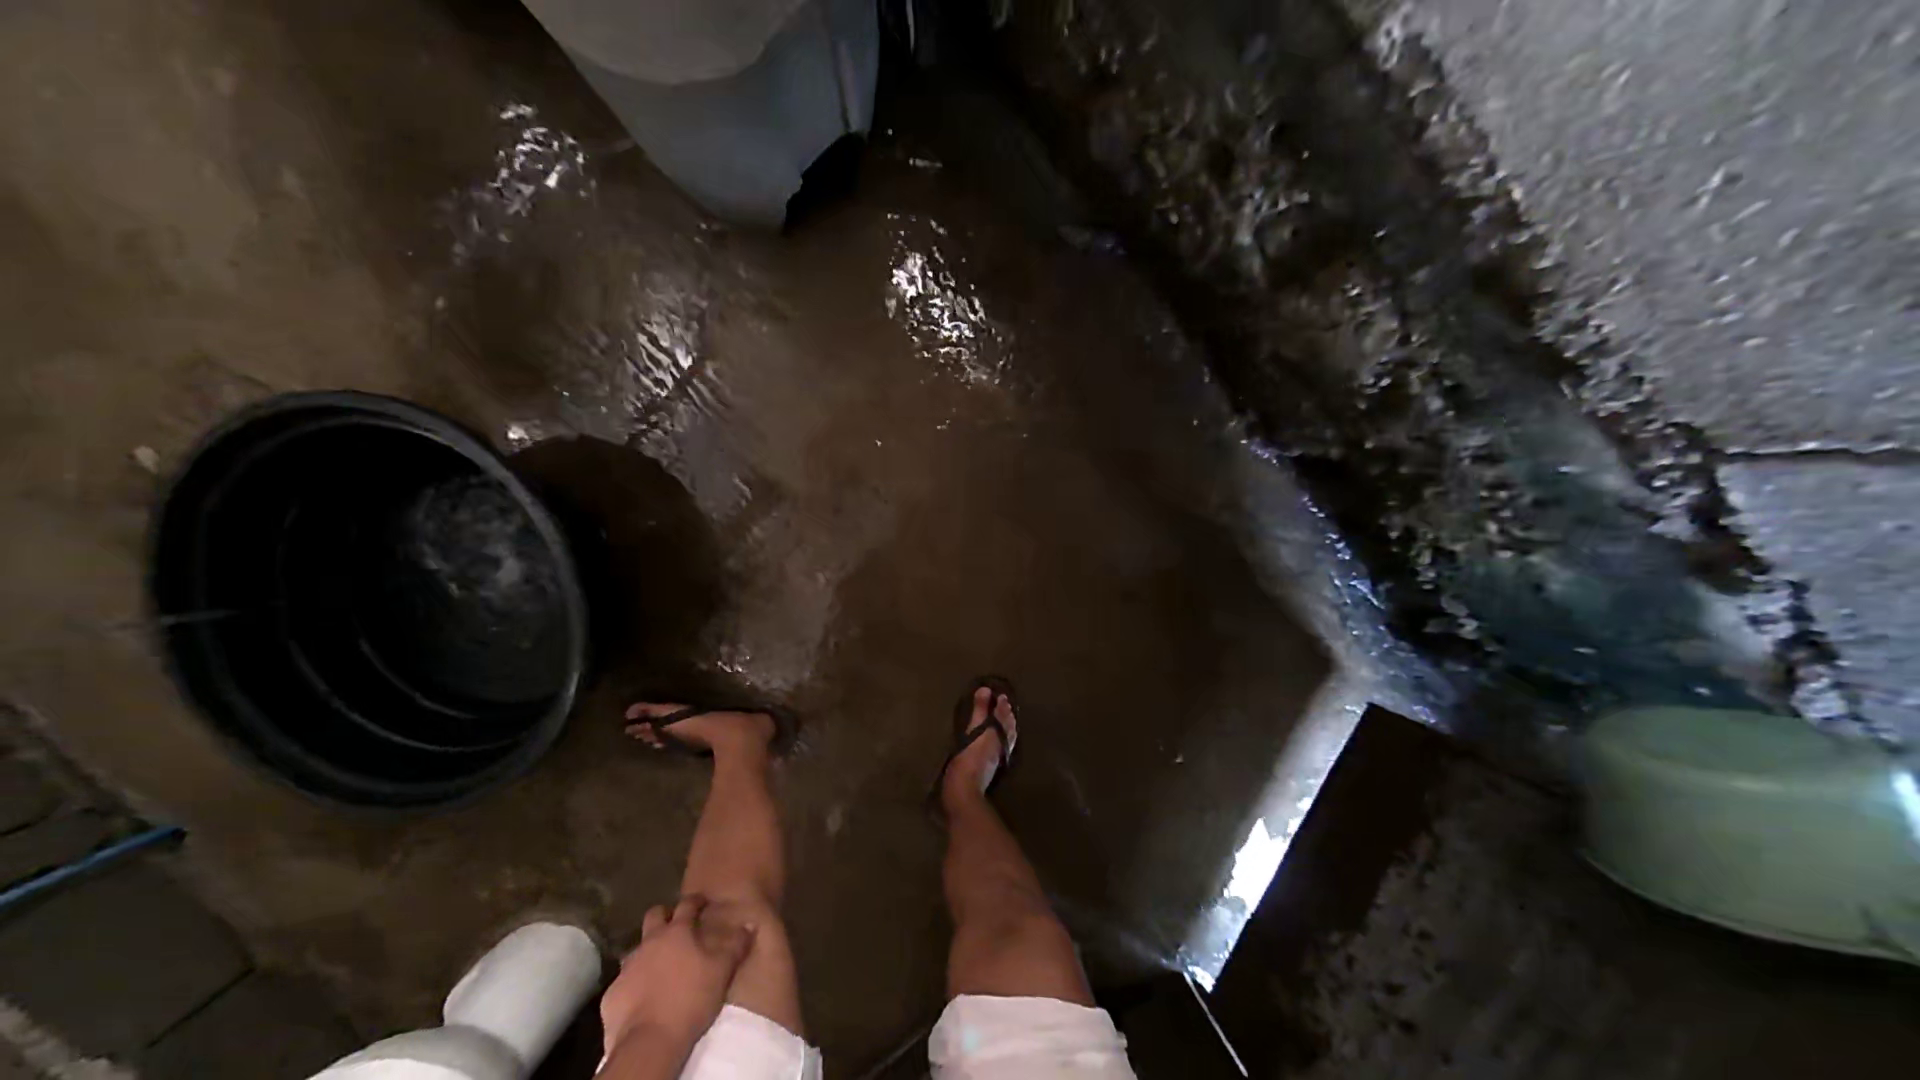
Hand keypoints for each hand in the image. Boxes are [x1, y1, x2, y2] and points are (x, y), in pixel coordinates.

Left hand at [600, 895, 755, 1062]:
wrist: (649, 1042)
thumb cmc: (690, 999)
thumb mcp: (721, 971)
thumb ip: (736, 945)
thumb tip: (750, 924)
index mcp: (677, 932)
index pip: (687, 904)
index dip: (696, 901)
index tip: (703, 902)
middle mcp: (649, 942)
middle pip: (654, 915)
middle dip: (665, 915)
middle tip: (677, 926)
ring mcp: (627, 967)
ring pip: (637, 948)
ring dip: (648, 951)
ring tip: (660, 965)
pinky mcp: (612, 994)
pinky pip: (624, 980)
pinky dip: (634, 983)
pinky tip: (644, 997)